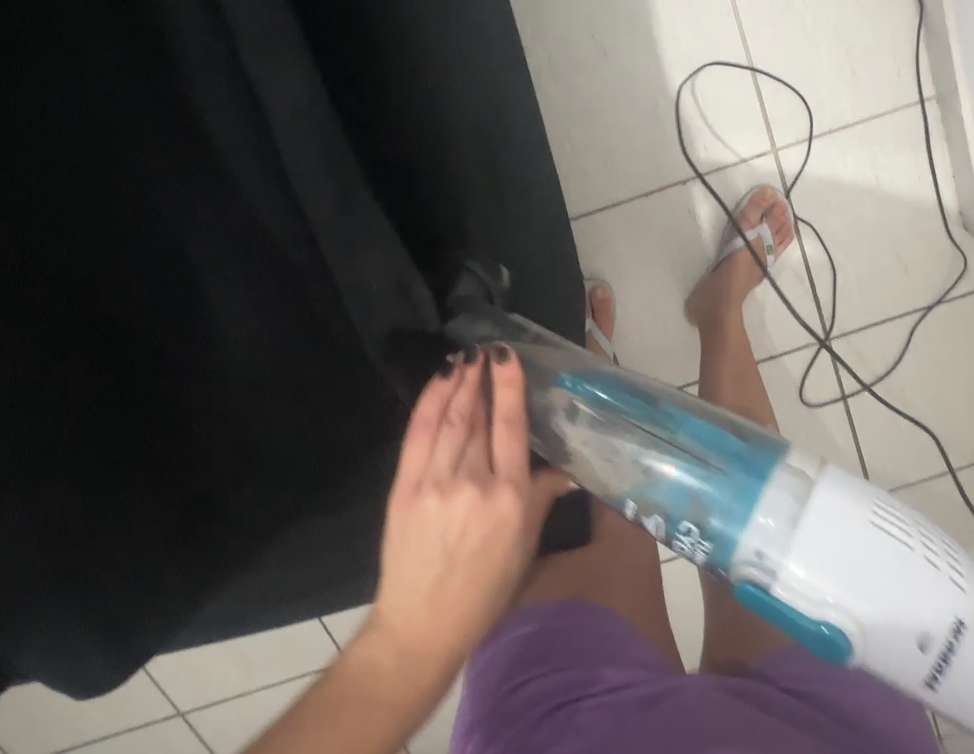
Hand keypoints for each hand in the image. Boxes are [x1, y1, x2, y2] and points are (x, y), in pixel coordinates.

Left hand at [365, 345, 575, 674]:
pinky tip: (439, 381)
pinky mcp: (406, 487)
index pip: (510, 427)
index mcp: (510, 497)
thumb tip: (567, 469)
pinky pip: (419, 433)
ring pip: (450, 419)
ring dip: (458, 383)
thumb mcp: (525, 544)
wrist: (424, 623)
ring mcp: (436, 482)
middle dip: (482, 378)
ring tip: (466, 358)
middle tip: (487, 350)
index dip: (508, 387)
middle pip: (477, 417)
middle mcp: (475, 482)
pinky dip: (429, 402)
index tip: (507, 355)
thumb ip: (543, 498)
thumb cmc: (485, 589)